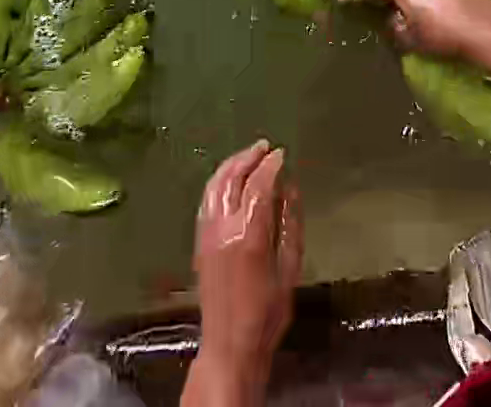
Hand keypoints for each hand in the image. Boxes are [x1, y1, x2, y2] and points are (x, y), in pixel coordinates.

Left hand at [186, 139, 300, 406]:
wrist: (229, 344)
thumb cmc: (267, 312)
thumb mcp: (289, 269)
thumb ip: (290, 224)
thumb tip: (291, 188)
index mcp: (249, 234)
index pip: (259, 184)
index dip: (271, 165)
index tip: (282, 154)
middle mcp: (223, 226)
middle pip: (233, 176)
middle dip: (249, 156)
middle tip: (265, 146)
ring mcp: (207, 230)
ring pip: (215, 183)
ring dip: (232, 164)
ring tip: (249, 154)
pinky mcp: (198, 238)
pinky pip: (207, 198)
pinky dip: (219, 180)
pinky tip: (229, 177)